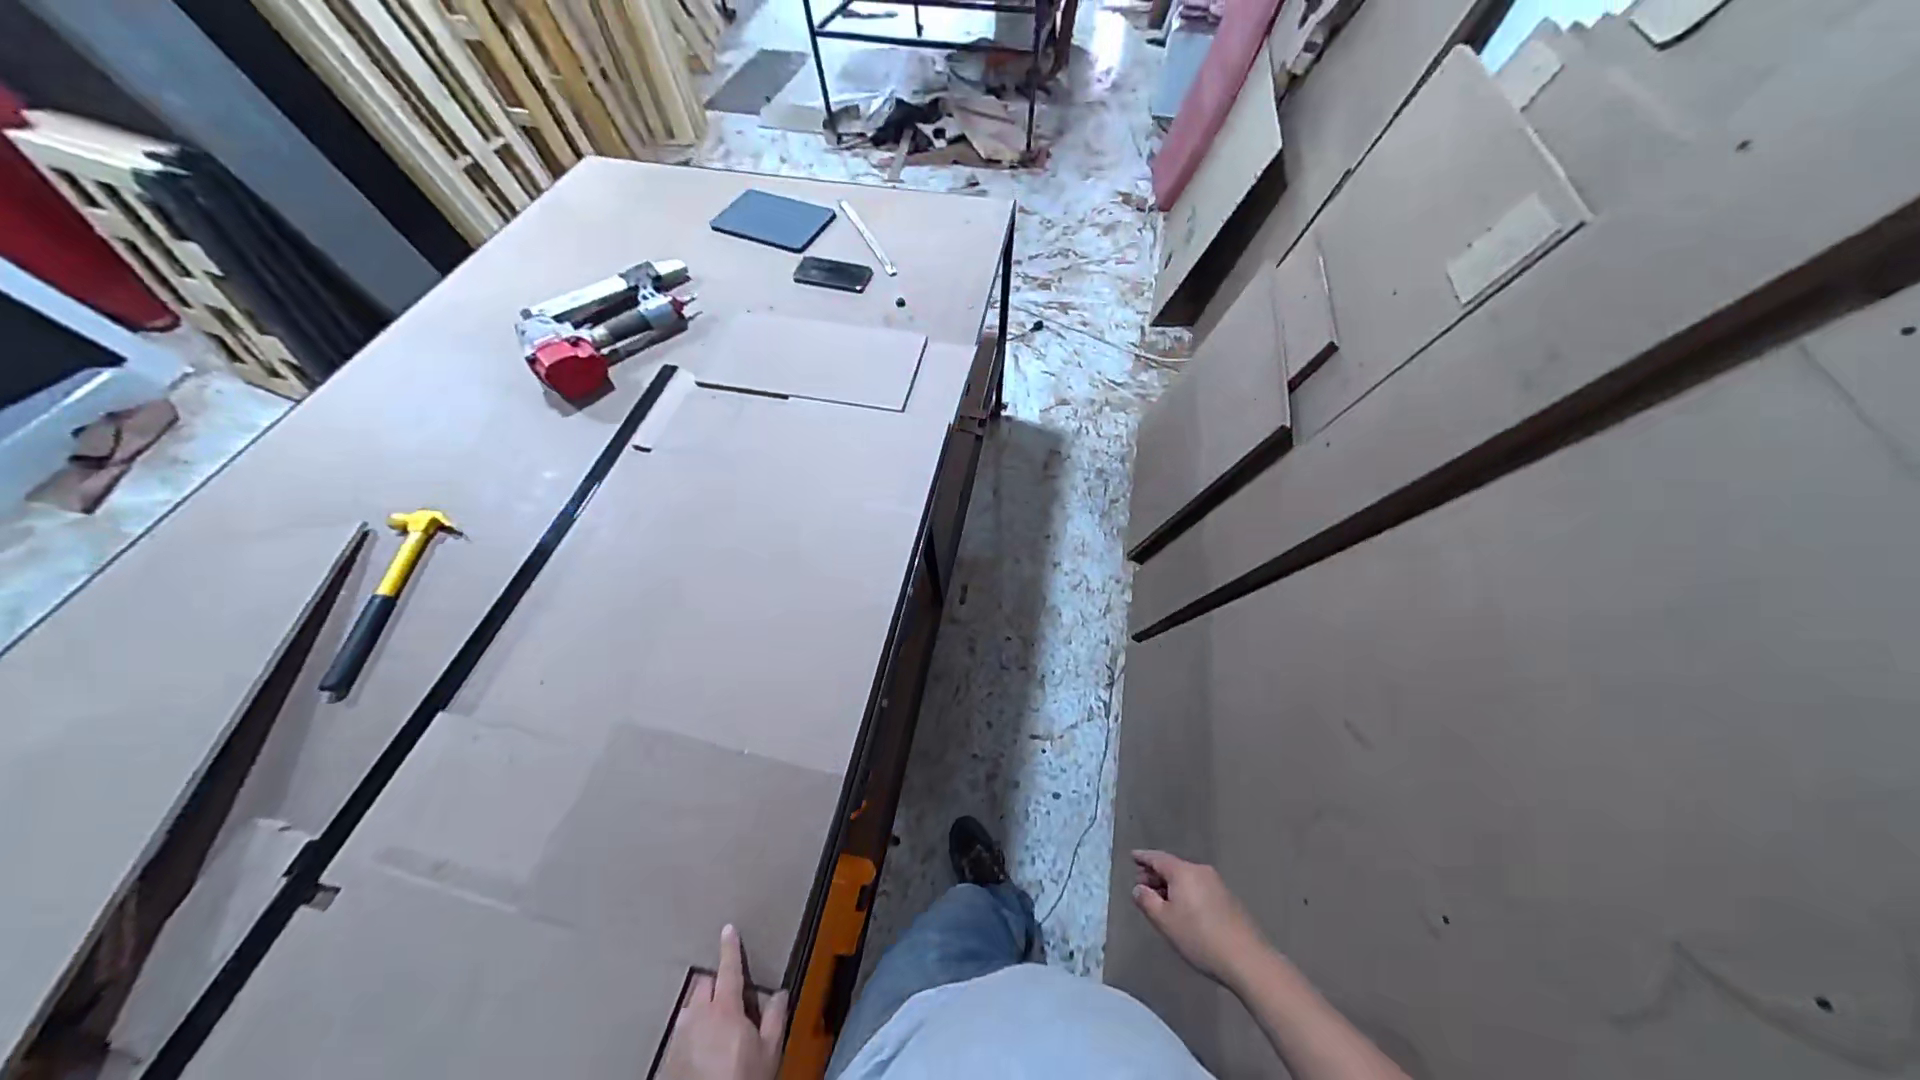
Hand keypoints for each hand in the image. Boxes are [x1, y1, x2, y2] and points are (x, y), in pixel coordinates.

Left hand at [660, 925, 788, 1079]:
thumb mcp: (768, 1052)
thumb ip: (775, 1017)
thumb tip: (780, 994)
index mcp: (725, 1009)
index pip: (728, 968)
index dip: (729, 947)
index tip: (728, 930)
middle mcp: (697, 1016)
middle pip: (703, 983)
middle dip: (715, 981)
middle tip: (727, 990)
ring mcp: (680, 1035)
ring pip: (690, 1006)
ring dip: (701, 1005)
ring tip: (714, 1020)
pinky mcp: (668, 1055)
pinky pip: (681, 1029)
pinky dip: (692, 1027)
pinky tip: (701, 1042)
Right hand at [1131, 849, 1269, 989]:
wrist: (1248, 960)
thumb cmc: (1199, 938)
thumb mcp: (1164, 921)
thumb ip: (1146, 901)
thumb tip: (1138, 888)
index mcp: (1183, 872)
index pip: (1157, 858)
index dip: (1143, 857)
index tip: (1132, 856)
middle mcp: (1201, 871)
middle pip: (1173, 867)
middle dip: (1155, 874)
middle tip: (1141, 884)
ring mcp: (1217, 885)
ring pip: (1186, 878)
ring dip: (1171, 885)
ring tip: (1160, 900)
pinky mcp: (1228, 899)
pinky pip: (1199, 888)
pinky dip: (1186, 893)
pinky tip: (1183, 909)